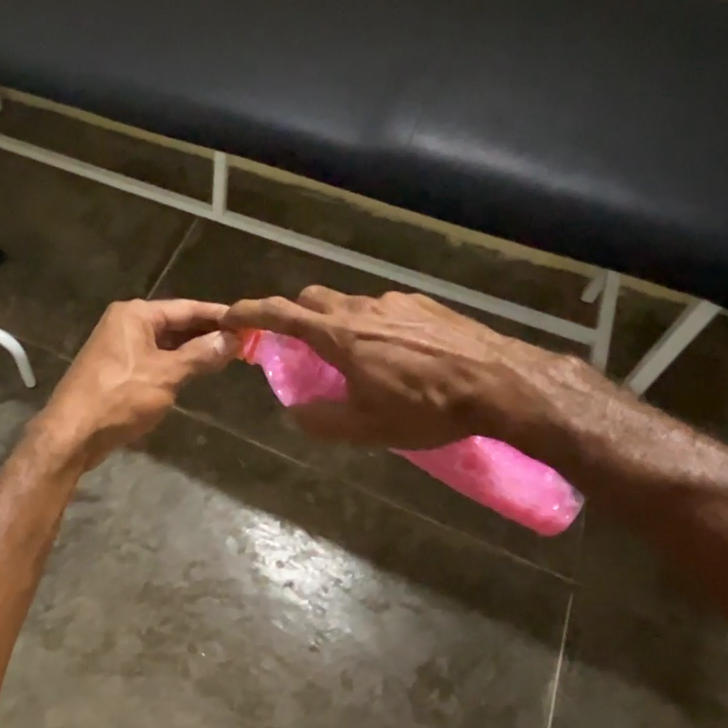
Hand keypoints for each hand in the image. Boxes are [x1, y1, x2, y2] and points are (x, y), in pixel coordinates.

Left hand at [26, 299, 235, 472]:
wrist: (71, 434)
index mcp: (135, 314)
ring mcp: (119, 346)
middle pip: (176, 323)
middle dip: (208, 333)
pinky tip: (197, 372)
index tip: (248, 320)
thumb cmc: (119, 397)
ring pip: (166, 343)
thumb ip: (201, 355)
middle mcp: (126, 323)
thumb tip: (234, 338)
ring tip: (229, 356)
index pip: (187, 308)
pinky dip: (176, 363)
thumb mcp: (166, 375)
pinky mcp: (117, 369)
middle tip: (245, 341)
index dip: (219, 316)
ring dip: (193, 350)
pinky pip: (154, 358)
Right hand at [222, 286, 605, 456]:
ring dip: (340, 323)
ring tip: (359, 359)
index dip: (250, 312)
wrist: (498, 382)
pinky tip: (400, 354)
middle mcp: (361, 309)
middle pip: (313, 299)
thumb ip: (322, 420)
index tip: (230, 315)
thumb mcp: (368, 427)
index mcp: (339, 335)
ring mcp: (395, 302)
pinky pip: (385, 308)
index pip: (281, 313)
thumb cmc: (426, 408)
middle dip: (297, 316)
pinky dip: (375, 325)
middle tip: (302, 347)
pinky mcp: (424, 304)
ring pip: (351, 304)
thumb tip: (294, 413)